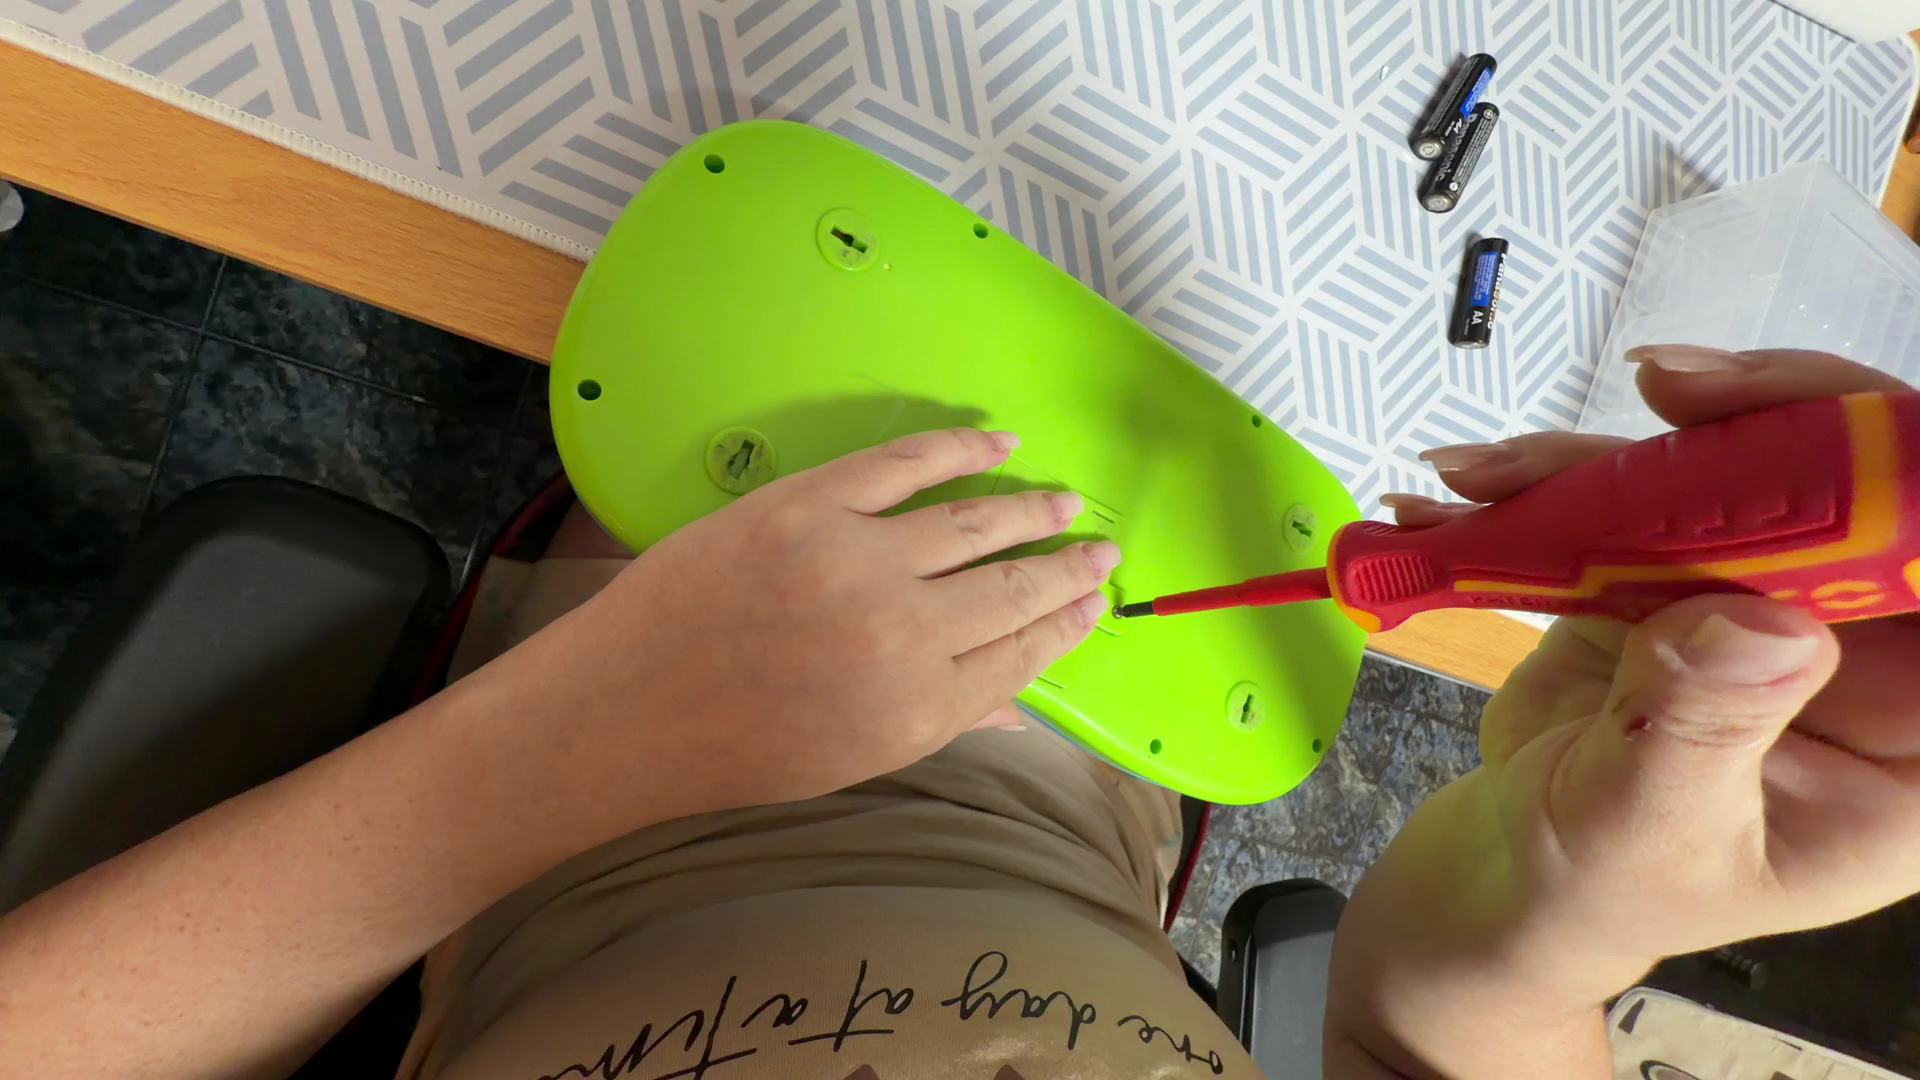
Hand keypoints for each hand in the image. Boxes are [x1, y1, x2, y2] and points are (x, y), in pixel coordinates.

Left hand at [482, 427, 1115, 816]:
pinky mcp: (809, 505)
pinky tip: (1001, 442)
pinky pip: (909, 463)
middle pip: (1016, 589)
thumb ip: (945, 722)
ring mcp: (858, 562)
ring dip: (1035, 512)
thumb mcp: (854, 758)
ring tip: (1068, 504)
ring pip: (978, 523)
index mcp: (920, 709)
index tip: (1093, 603)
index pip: (1023, 655)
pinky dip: (963, 447)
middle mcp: (906, 636)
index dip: (1065, 625)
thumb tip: (1022, 711)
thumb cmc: (738, 747)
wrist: (624, 711)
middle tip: (1102, 551)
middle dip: (1070, 570)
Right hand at [1331, 348, 1919, 1076]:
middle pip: (1822, 498)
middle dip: (1735, 432)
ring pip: (1684, 493)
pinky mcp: (1634, 594)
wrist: (1512, 867)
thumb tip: (1757, 619)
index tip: (1807, 424)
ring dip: (1572, 467)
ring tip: (1464, 478)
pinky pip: (1589, 523)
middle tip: (1649, 387)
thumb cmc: (1605, 881)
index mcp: (1919, 722)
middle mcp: (1844, 646)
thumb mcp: (1654, 827)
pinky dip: (1511, 506)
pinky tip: (1445, 507)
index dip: (1908, 474)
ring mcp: (1726, 609)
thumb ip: (1701, 730)